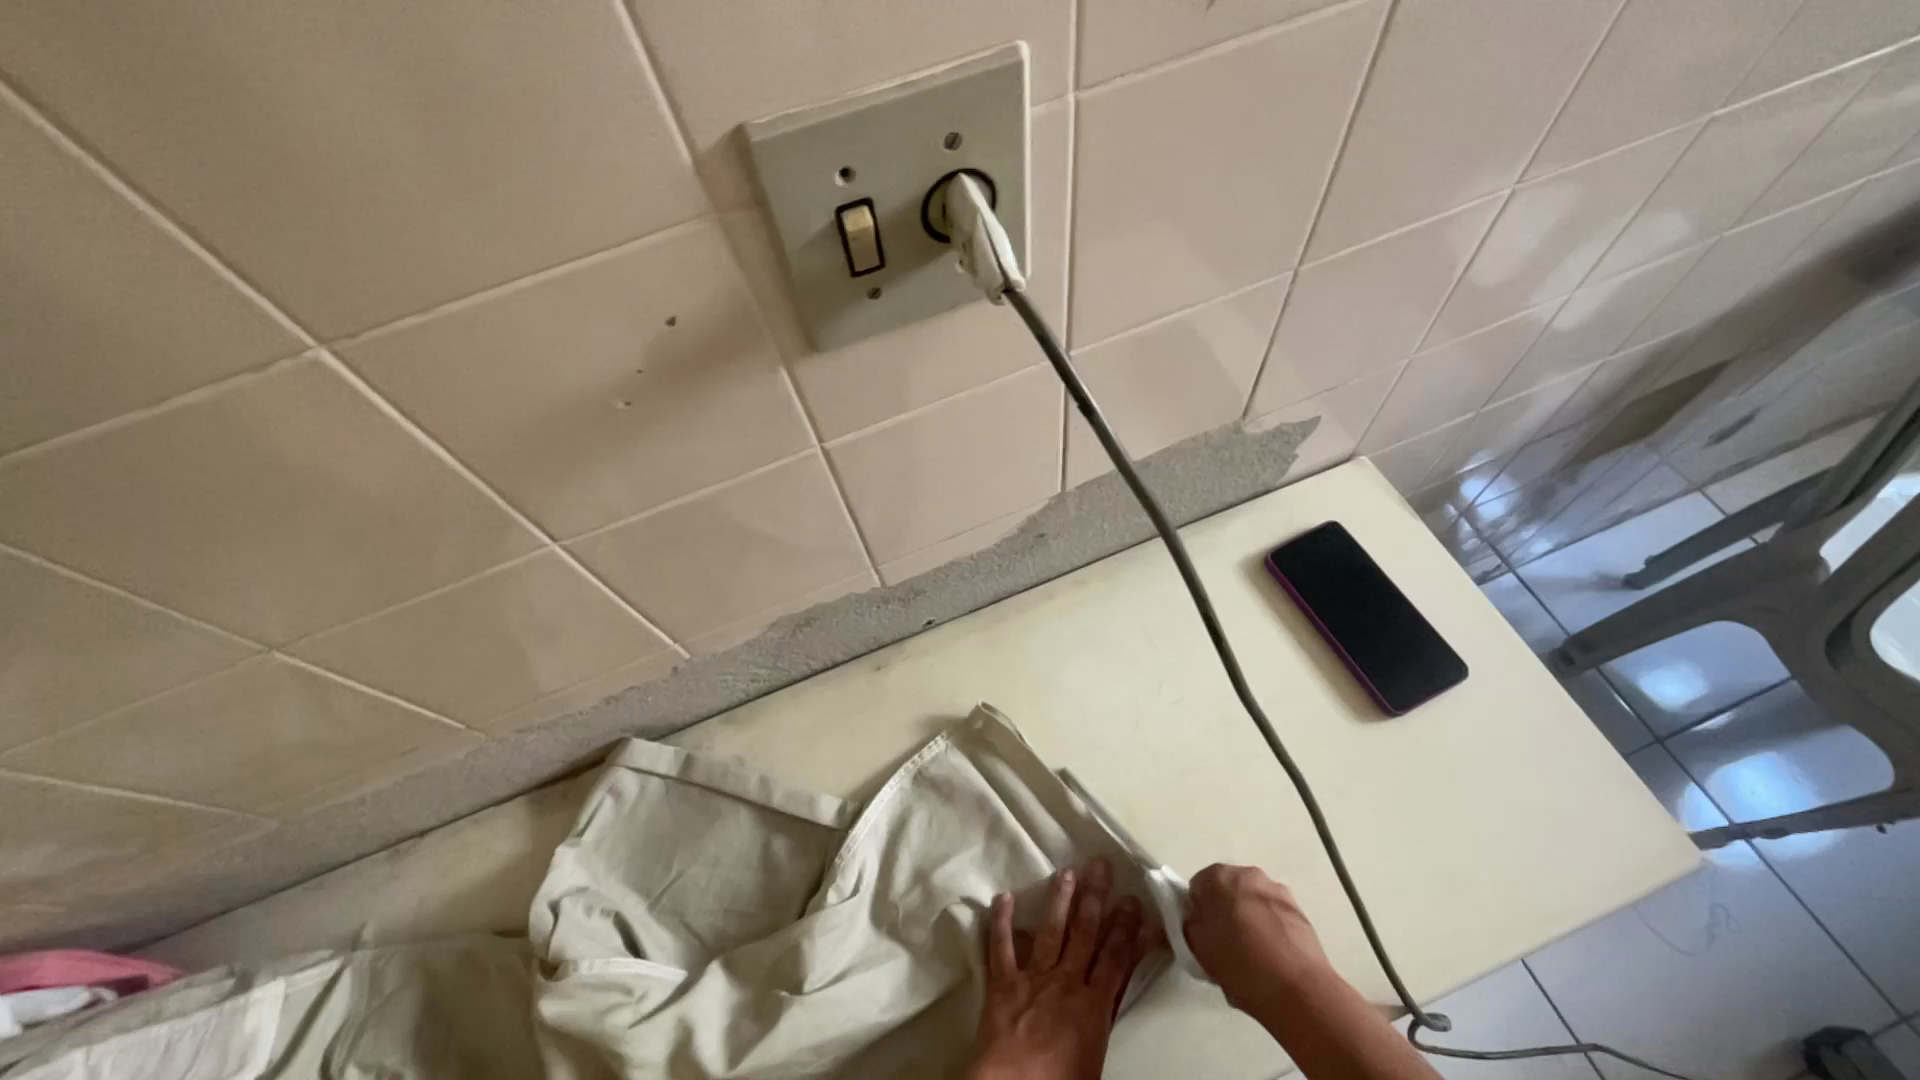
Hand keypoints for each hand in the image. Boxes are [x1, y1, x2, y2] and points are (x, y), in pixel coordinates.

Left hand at [965, 859, 1161, 1079]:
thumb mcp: (1096, 1053)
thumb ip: (1105, 1014)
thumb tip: (1118, 987)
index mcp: (1093, 1004)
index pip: (1116, 958)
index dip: (1126, 929)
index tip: (1134, 901)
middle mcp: (1066, 982)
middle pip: (1085, 934)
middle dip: (1095, 898)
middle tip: (1101, 867)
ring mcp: (1033, 978)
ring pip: (1050, 931)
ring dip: (1059, 900)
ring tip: (1066, 872)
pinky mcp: (1003, 982)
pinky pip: (1002, 946)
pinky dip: (1002, 921)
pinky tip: (1003, 897)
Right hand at [1183, 864, 1333, 1014]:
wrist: (1297, 988)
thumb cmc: (1239, 964)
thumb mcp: (1197, 947)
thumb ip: (1190, 925)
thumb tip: (1198, 920)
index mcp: (1217, 876)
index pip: (1197, 888)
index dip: (1197, 912)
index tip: (1202, 936)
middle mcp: (1248, 874)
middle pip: (1227, 891)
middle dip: (1224, 911)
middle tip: (1224, 944)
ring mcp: (1277, 890)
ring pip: (1253, 902)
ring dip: (1249, 918)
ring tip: (1253, 954)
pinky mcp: (1300, 910)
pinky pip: (1275, 915)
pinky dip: (1271, 928)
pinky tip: (1273, 957)